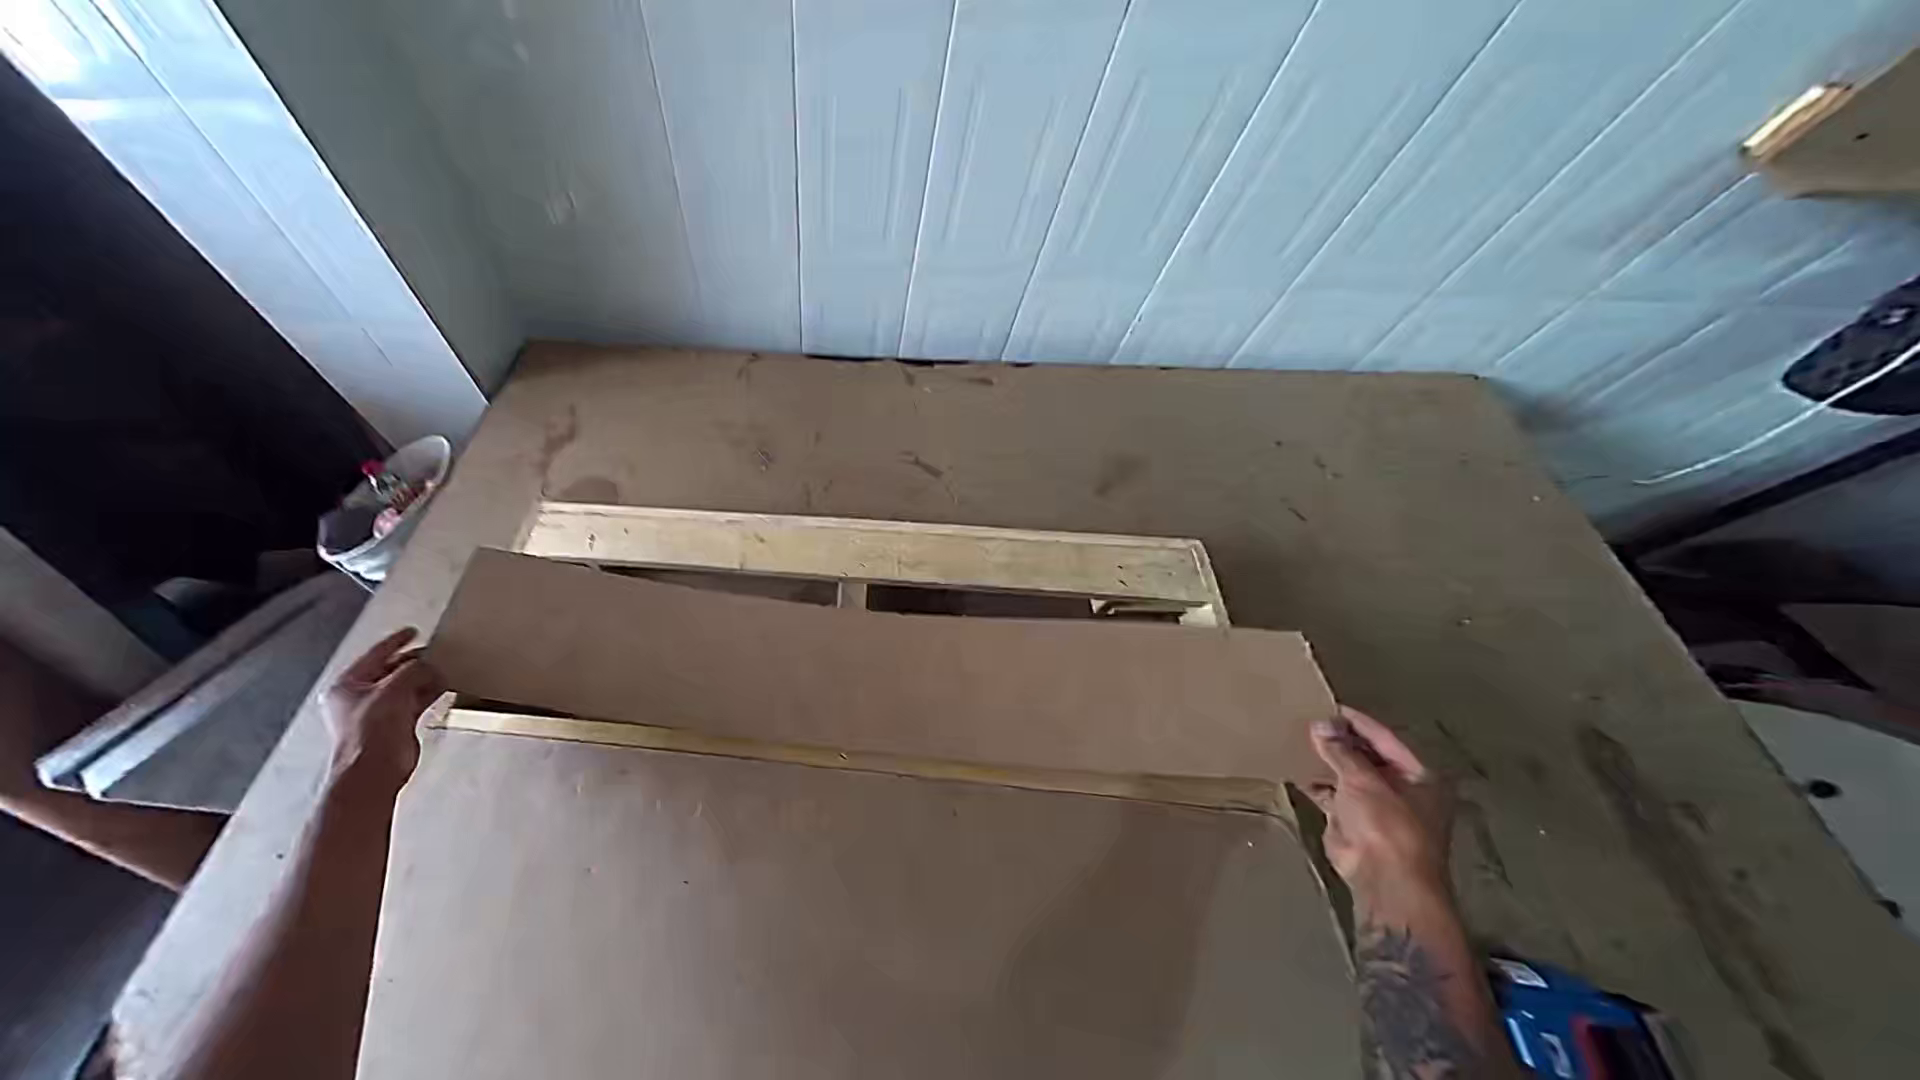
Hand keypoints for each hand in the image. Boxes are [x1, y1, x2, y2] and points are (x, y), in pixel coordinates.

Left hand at [321, 628, 445, 790]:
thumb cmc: (369, 733)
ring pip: (405, 685)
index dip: (395, 642)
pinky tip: (443, 686)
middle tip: (434, 652)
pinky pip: (415, 700)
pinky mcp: (396, 722)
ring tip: (443, 667)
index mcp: (347, 686)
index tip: (411, 632)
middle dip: (414, 662)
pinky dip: (429, 692)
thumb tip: (428, 665)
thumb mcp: (394, 689)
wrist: (375, 768)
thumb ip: (413, 670)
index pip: (374, 655)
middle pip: (391, 670)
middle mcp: (360, 697)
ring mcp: (378, 711)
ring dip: (424, 677)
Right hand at [1306, 706, 1454, 906]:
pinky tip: (1297, 769)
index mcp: (1420, 776)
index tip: (1329, 706)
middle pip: (1368, 755)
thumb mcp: (1362, 780)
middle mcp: (1403, 789)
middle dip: (1341, 741)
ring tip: (1299, 740)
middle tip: (1310, 721)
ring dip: (1328, 761)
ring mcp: (1378, 806)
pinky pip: (1334, 794)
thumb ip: (1340, 750)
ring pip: (1350, 775)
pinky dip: (1317, 783)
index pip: (1385, 739)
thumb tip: (1320, 724)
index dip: (1358, 722)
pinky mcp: (1354, 821)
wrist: (1384, 880)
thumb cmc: (1387, 825)